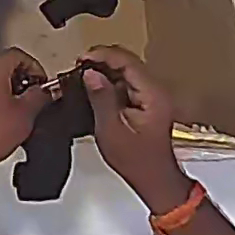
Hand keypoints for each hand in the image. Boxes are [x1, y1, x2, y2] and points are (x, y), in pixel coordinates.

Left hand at [0, 48, 51, 188]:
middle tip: (38, 96)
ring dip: (15, 90)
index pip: (19, 55)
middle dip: (26, 79)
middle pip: (8, 64)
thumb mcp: (25, 113)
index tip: (45, 85)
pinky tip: (11, 118)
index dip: (37, 69)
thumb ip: (40, 97)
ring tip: (26, 110)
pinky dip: (2, 98)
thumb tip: (47, 91)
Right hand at [81, 45, 194, 212]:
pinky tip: (94, 86)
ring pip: (126, 68)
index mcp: (152, 95)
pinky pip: (126, 80)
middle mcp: (155, 90)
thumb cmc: (137, 161)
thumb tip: (90, 73)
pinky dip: (109, 79)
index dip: (102, 55)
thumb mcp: (111, 130)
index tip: (82, 59)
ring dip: (104, 68)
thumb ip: (100, 98)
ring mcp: (152, 94)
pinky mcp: (146, 100)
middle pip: (127, 60)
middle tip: (79, 65)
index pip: (127, 61)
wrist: (155, 180)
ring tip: (83, 74)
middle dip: (101, 59)